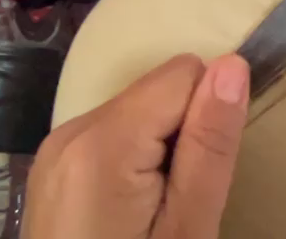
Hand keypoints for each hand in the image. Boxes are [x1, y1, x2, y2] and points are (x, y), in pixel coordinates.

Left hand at [24, 53, 249, 238]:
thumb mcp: (187, 232)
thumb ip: (209, 144)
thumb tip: (234, 63)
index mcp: (102, 142)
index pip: (184, 73)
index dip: (207, 117)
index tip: (197, 178)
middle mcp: (70, 130)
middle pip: (159, 89)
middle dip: (182, 133)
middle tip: (174, 207)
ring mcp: (55, 150)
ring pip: (140, 109)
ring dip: (160, 148)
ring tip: (150, 217)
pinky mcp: (51, 169)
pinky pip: (114, 133)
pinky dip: (134, 160)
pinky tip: (126, 216)